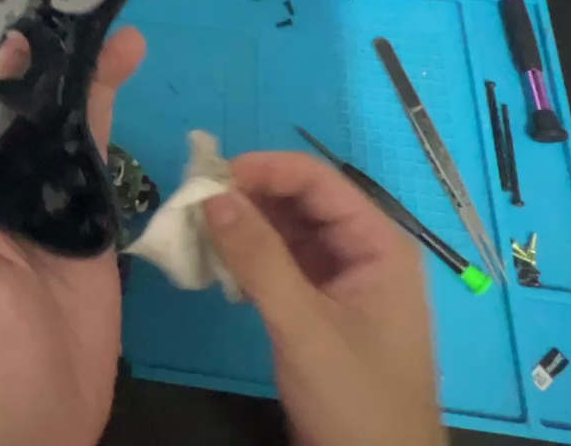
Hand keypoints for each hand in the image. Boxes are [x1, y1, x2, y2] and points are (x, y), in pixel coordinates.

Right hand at [203, 152, 442, 445]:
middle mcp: (360, 248)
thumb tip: (212, 195)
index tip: (209, 178)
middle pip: (297, 200)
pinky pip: (278, 260)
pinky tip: (216, 265)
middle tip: (193, 204)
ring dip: (242, 226)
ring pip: (284, 228)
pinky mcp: (317, 302)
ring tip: (196, 231)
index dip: (263, 169)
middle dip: (247, 197)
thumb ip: (259, 258)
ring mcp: (339, 276)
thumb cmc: (357, 400)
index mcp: (377, 241)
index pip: (315, 180)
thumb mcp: (305, 328)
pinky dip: (247, 256)